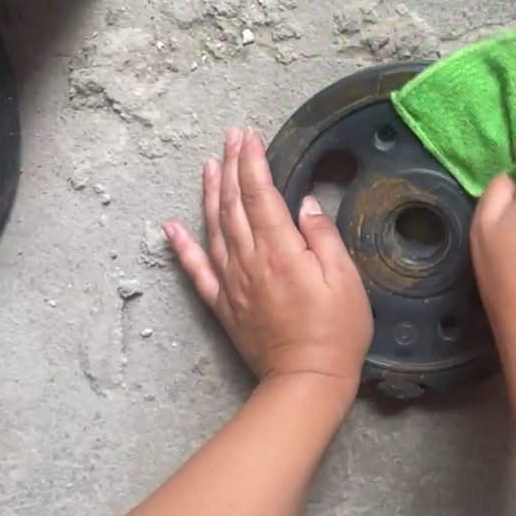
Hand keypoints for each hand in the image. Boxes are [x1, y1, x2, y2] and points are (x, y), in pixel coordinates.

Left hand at [164, 128, 372, 396]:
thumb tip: (304, 203)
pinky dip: (182, 246)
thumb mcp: (345, 278)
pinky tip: (171, 227)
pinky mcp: (224, 304)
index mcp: (281, 250)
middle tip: (230, 137)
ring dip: (210, 194)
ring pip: (214, 228)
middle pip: (234, 204)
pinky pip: (196, 270)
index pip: (260, 194)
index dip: (252, 162)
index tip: (249, 136)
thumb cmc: (336, 328)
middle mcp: (250, 260)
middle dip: (231, 166)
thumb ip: (323, 236)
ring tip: (208, 165)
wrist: (307, 380)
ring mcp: (232, 282)